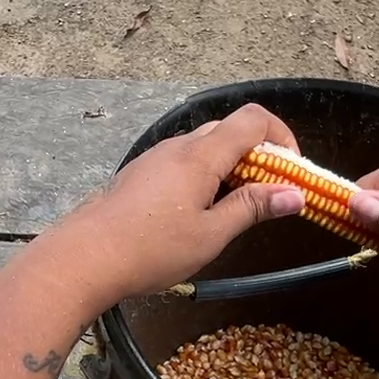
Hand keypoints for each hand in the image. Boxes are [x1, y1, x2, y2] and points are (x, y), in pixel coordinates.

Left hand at [40, 104, 305, 306]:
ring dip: (230, 167)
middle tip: (268, 195)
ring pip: (203, 146)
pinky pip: (182, 162)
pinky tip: (197, 212)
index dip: (282, 137)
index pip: (253, 120)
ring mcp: (155, 158)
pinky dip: (204, 175)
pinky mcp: (140, 174)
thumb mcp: (211, 235)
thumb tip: (295, 193)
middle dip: (258, 155)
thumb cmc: (151, 250)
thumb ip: (252, 208)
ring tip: (233, 209)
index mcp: (200, 156)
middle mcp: (177, 147)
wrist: (84, 258)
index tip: (292, 173)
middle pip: (229, 130)